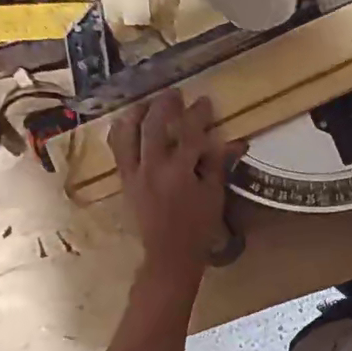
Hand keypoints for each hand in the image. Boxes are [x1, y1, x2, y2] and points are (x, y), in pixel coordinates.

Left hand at [108, 90, 245, 284]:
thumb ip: (218, 164)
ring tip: (145, 104)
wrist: (169, 254)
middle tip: (174, 95)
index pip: (188, 133)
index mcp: (179, 172)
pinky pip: (117, 149)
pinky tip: (129, 125)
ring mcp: (134, 173)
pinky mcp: (124, 181)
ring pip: (126, 134)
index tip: (204, 102)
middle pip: (153, 125)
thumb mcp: (214, 196)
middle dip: (164, 105)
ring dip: (136, 114)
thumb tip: (234, 142)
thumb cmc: (197, 228)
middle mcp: (152, 168)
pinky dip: (122, 132)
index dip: (197, 114)